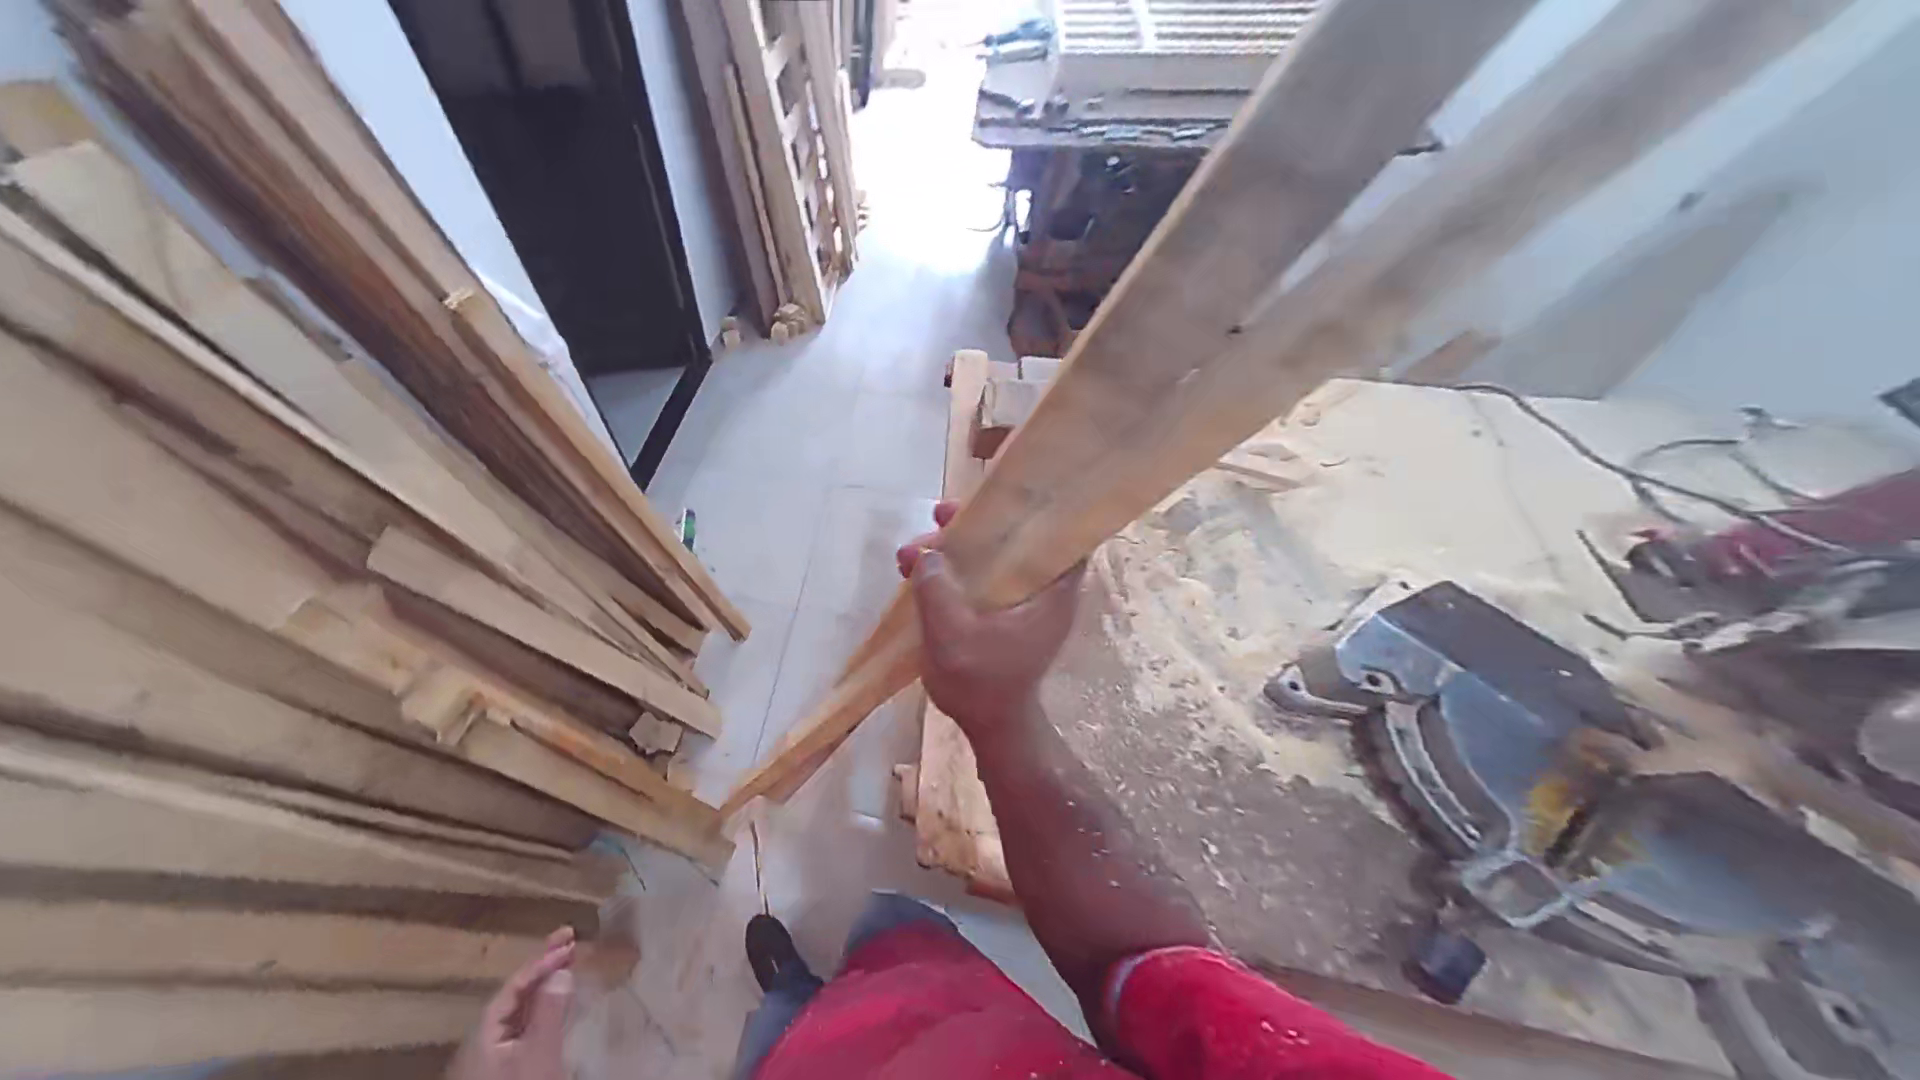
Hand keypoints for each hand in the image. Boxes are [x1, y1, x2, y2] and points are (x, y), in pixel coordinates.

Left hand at [447, 927, 574, 1079]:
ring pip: (517, 1012)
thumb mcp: (540, 1054)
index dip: (541, 960)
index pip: (513, 987)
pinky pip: (521, 1028)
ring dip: (543, 985)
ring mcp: (489, 1062)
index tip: (570, 938)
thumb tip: (560, 970)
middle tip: (570, 940)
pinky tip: (557, 1001)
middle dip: (541, 967)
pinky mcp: (501, 1073)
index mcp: (481, 1037)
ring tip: (568, 961)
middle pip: (512, 996)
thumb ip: (550, 1010)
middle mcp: (480, 1045)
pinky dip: (541, 1008)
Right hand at [896, 501, 1085, 740]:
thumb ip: (937, 590)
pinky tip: (922, 574)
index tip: (1002, 495)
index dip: (1040, 508)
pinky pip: (986, 578)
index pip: (1066, 533)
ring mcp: (1026, 603)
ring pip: (996, 558)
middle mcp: (1045, 591)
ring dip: (957, 550)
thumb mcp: (951, 635)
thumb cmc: (981, 683)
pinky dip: (959, 571)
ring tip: (912, 554)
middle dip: (974, 527)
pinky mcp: (1006, 615)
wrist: (991, 727)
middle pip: (1017, 539)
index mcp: (1052, 591)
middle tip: (934, 522)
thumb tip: (927, 554)